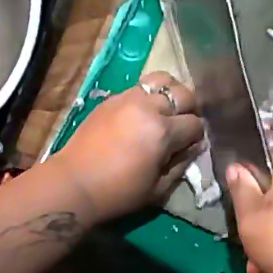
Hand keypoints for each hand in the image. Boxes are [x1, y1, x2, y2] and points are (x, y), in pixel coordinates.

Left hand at [47, 73, 205, 220]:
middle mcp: (148, 108)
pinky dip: (149, 95)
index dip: (197, 136)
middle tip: (183, 126)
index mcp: (163, 132)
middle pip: (184, 94)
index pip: (195, 124)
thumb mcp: (158, 189)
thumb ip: (181, 164)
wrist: (75, 183)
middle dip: (190, 110)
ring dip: (171, 94)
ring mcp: (128, 98)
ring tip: (167, 111)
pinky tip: (145, 113)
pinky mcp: (112, 98)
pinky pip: (140, 87)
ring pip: (162, 80)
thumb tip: (192, 146)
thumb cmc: (118, 193)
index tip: (190, 146)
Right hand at [225, 152, 272, 272]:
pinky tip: (265, 267)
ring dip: (262, 233)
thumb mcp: (249, 214)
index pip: (266, 151)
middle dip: (253, 209)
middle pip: (271, 186)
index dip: (245, 165)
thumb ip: (240, 187)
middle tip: (241, 230)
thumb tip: (236, 165)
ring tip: (253, 261)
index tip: (232, 184)